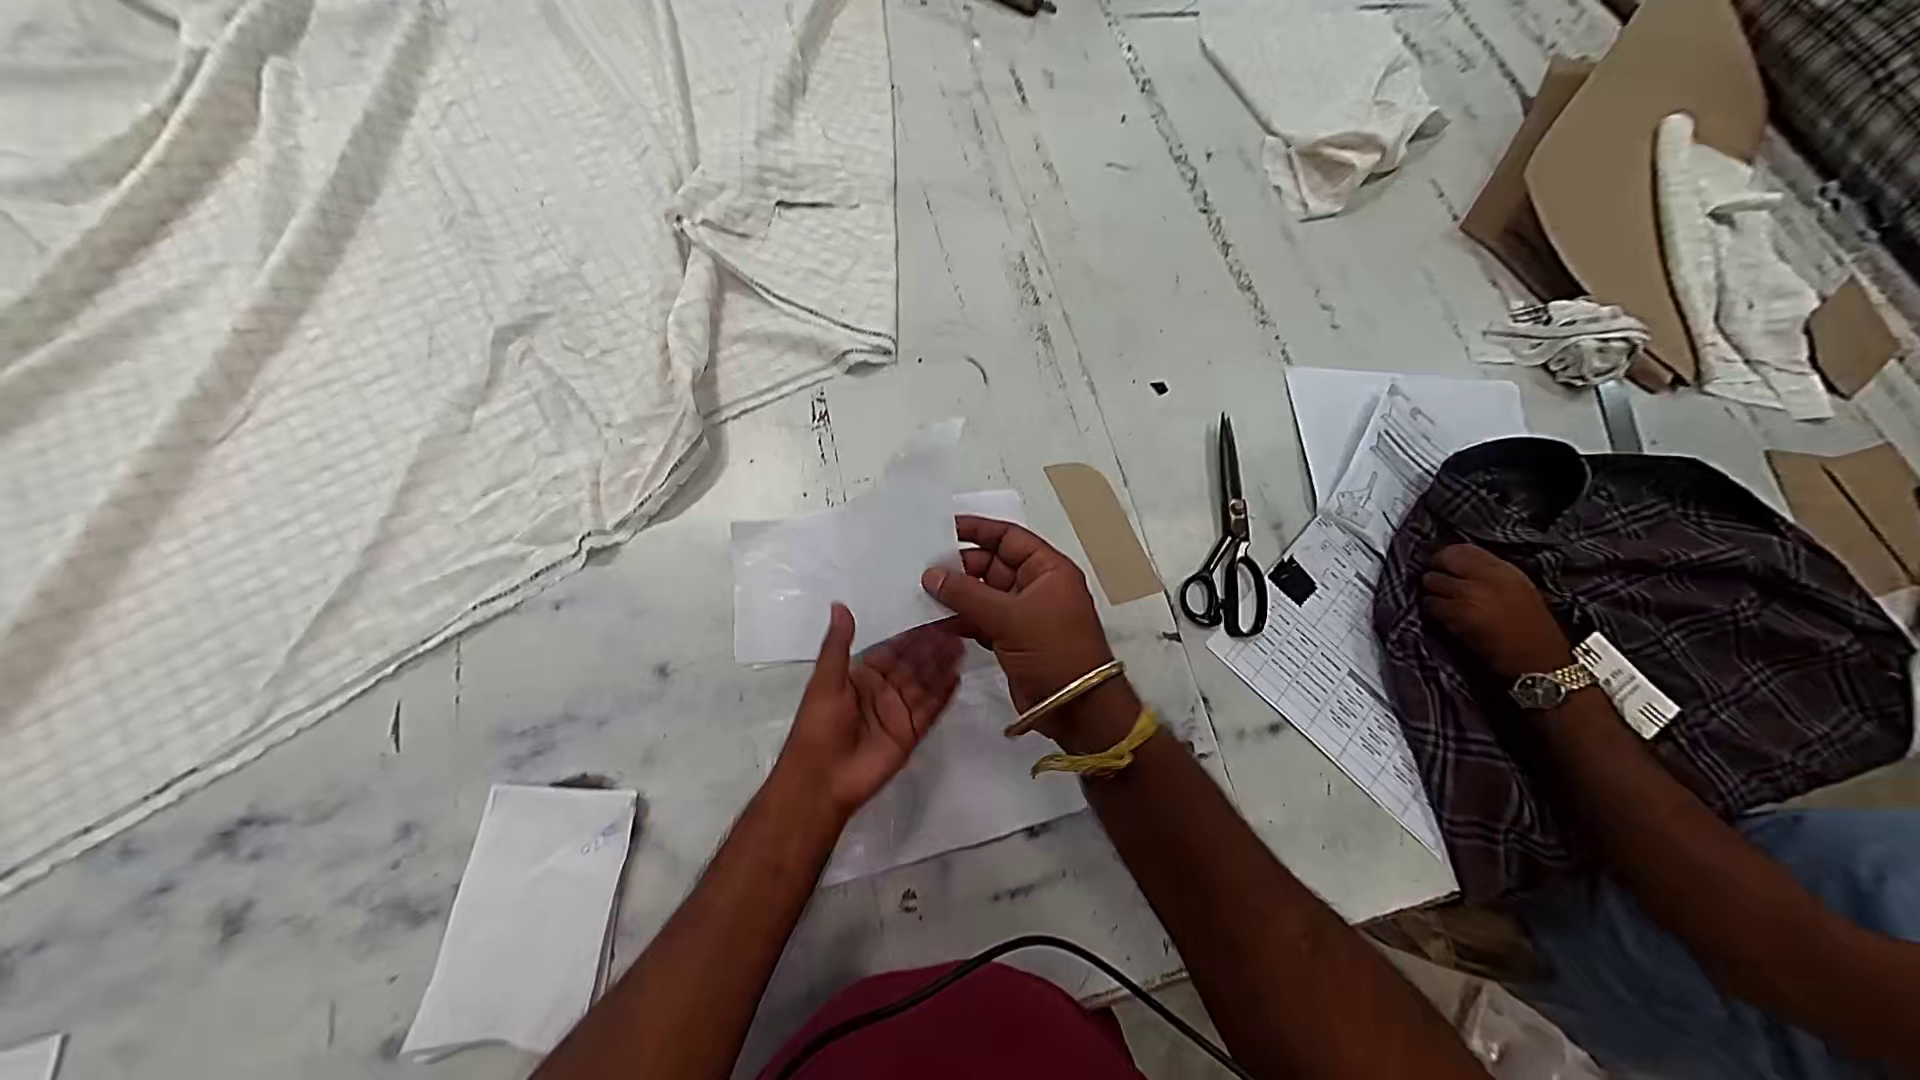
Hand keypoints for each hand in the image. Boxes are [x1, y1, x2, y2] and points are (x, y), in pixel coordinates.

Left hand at [775, 603, 962, 819]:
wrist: (822, 780)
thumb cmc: (818, 728)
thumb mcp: (825, 680)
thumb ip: (838, 644)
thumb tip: (838, 607)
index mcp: (863, 676)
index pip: (894, 650)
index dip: (914, 636)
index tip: (935, 619)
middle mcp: (883, 691)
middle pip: (914, 665)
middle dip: (935, 648)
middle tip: (958, 629)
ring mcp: (898, 712)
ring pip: (925, 684)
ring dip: (942, 666)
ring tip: (963, 647)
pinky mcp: (909, 733)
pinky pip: (930, 710)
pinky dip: (943, 696)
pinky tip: (956, 679)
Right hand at [921, 516, 1133, 745]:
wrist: (1075, 707)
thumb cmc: (1056, 652)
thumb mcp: (1010, 617)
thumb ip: (967, 593)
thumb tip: (933, 575)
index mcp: (1047, 570)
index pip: (1009, 538)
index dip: (978, 530)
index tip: (946, 527)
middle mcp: (1036, 587)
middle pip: (992, 564)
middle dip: (961, 566)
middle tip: (925, 568)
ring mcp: (1024, 614)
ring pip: (984, 593)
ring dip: (957, 594)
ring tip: (924, 592)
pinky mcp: (1012, 639)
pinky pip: (982, 619)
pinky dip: (962, 619)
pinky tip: (937, 619)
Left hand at [1420, 544, 1572, 679]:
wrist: (1539, 661)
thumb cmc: (1531, 628)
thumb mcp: (1518, 589)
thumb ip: (1488, 573)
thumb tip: (1456, 565)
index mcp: (1505, 570)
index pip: (1461, 549)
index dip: (1445, 556)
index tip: (1442, 565)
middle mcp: (1487, 578)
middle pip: (1441, 561)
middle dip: (1435, 572)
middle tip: (1437, 584)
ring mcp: (1470, 595)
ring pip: (1430, 582)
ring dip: (1431, 592)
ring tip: (1442, 602)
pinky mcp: (1458, 614)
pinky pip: (1430, 604)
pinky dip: (1432, 610)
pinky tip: (1444, 617)